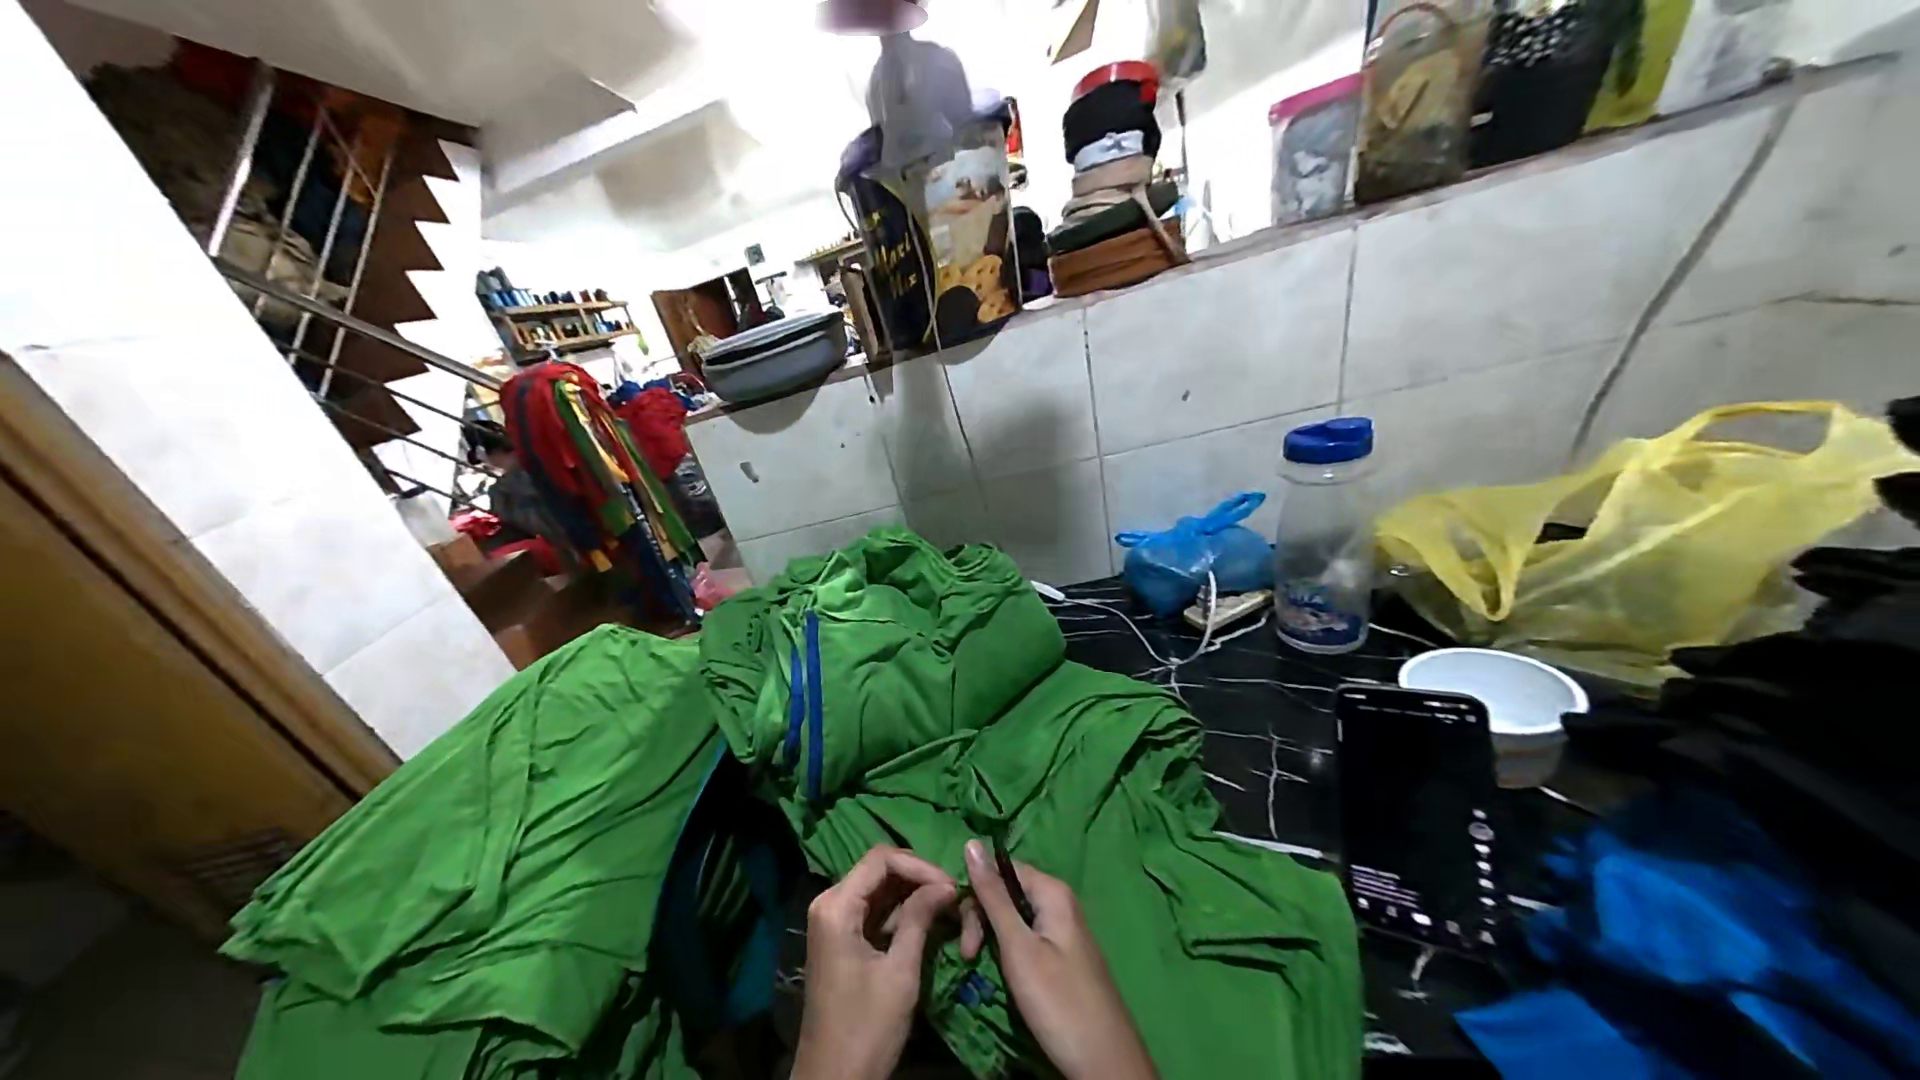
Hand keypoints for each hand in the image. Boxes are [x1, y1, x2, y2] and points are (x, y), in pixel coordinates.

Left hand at [792, 845, 983, 1079]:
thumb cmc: (866, 1028)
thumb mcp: (900, 972)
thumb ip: (920, 919)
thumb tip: (946, 884)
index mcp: (836, 906)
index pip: (881, 859)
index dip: (920, 866)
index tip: (951, 884)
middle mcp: (830, 903)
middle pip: (879, 869)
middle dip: (918, 877)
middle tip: (952, 893)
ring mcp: (834, 921)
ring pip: (879, 888)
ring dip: (912, 893)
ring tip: (947, 904)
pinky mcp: (842, 938)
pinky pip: (874, 910)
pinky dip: (900, 911)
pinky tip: (928, 918)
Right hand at [965, 839, 1157, 1079]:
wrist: (1105, 1063)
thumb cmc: (1058, 1001)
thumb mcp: (1018, 946)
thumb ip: (993, 896)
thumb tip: (971, 842)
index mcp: (1052, 890)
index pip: (999, 868)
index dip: (974, 892)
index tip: (958, 928)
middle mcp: (1059, 900)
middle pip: (1005, 891)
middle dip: (980, 917)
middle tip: (967, 955)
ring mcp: (1062, 928)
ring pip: (1013, 915)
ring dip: (991, 936)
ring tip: (977, 965)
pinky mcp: (1062, 953)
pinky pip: (1026, 935)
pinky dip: (1007, 949)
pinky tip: (1001, 970)